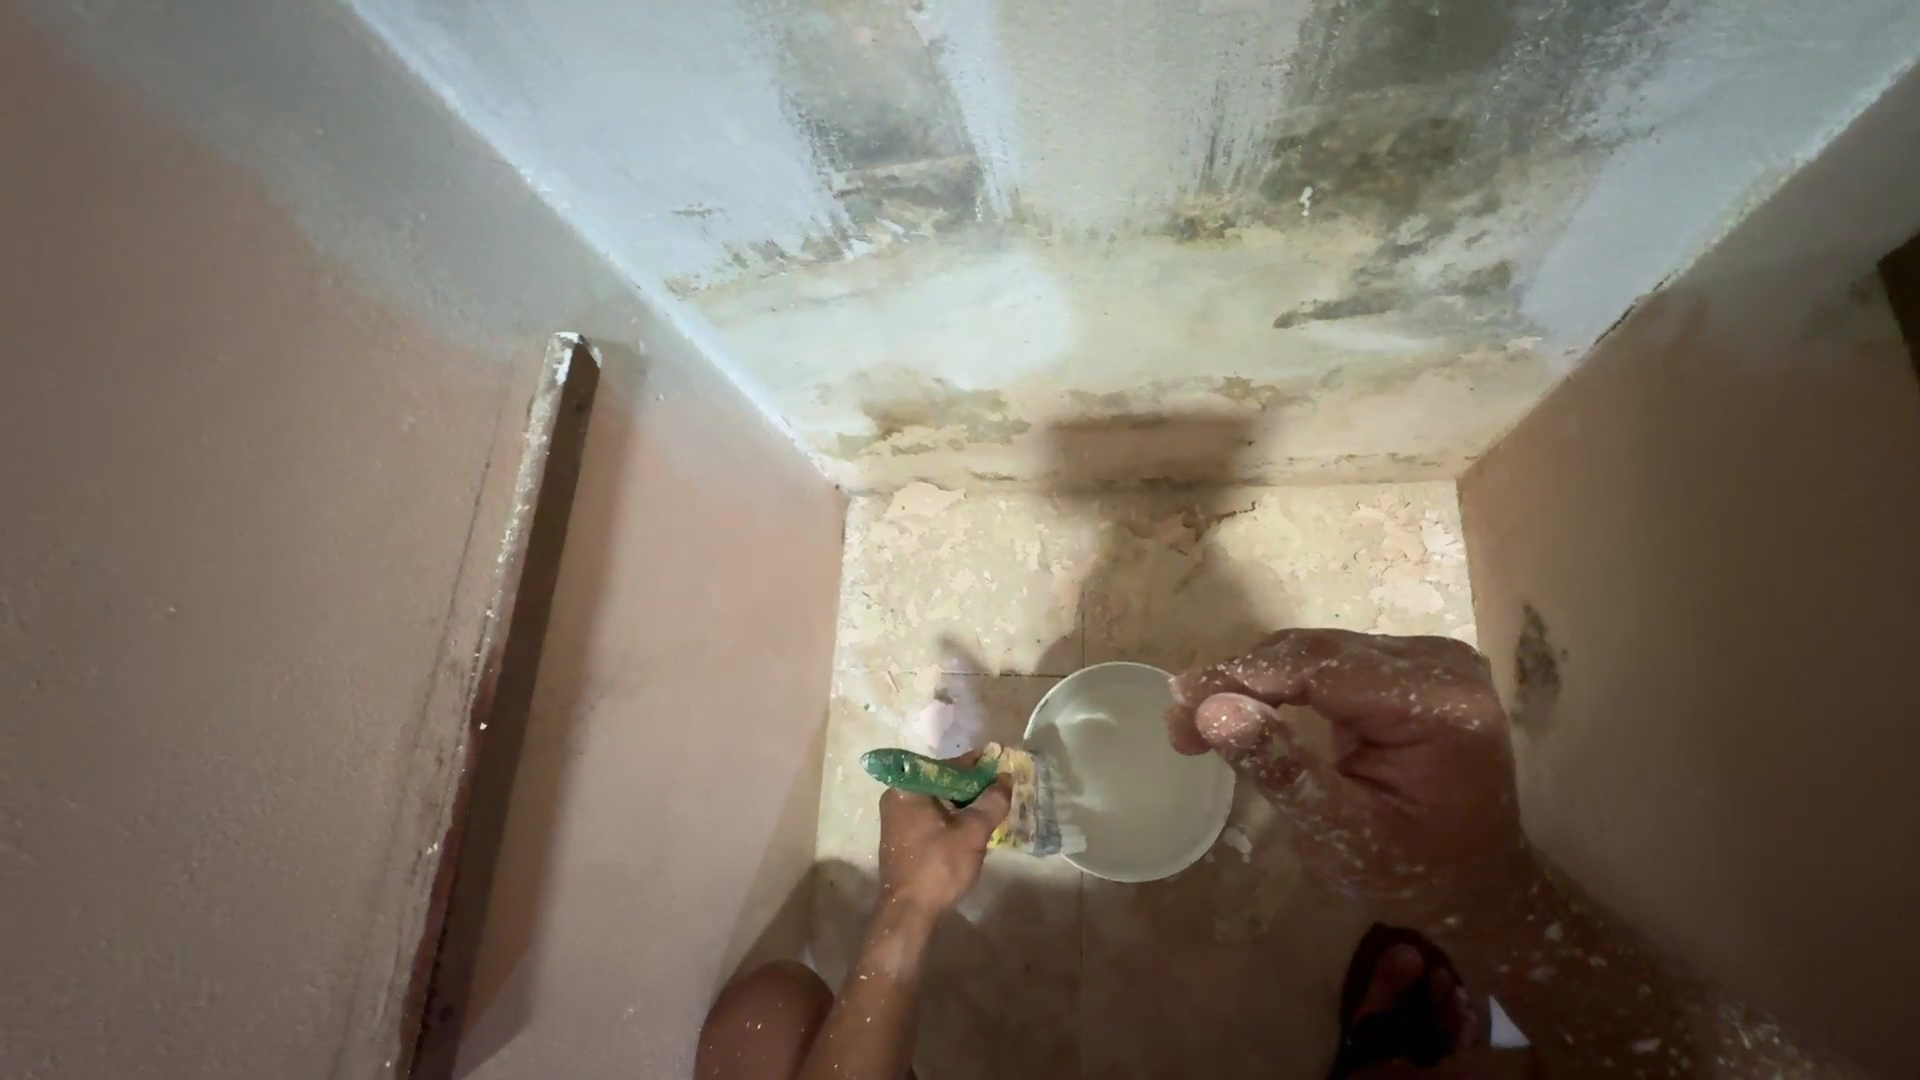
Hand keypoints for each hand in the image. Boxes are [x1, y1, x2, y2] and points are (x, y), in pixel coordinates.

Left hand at [874, 764, 1010, 921]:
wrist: (908, 913)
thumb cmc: (938, 866)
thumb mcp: (972, 832)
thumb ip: (991, 802)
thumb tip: (1006, 779)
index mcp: (908, 788)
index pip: (946, 765)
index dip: (975, 765)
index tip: (998, 763)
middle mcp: (897, 797)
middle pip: (941, 781)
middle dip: (970, 785)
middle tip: (998, 788)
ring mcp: (897, 818)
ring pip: (937, 800)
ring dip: (962, 803)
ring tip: (990, 806)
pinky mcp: (902, 837)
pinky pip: (931, 816)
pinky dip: (951, 817)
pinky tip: (971, 826)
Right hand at [1165, 629, 1530, 929]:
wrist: (1475, 883)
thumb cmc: (1413, 873)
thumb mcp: (1342, 837)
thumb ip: (1281, 769)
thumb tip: (1209, 709)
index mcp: (1440, 702)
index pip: (1319, 668)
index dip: (1240, 678)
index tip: (1178, 702)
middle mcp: (1439, 663)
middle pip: (1313, 652)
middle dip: (1238, 682)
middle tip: (1179, 721)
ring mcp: (1426, 660)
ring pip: (1311, 652)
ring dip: (1250, 681)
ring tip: (1197, 718)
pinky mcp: (1406, 666)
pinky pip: (1324, 662)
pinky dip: (1276, 684)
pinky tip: (1242, 704)